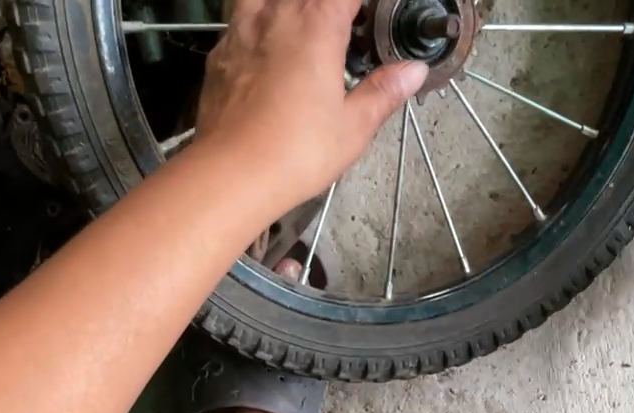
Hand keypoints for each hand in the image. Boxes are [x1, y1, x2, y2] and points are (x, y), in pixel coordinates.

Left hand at [192, 0, 427, 210]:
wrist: (232, 174)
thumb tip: (413, 71)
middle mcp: (277, 14)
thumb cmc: (294, 153)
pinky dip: (256, 23)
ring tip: (299, 25)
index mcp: (318, 24)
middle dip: (329, 7)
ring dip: (288, 6)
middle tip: (342, 28)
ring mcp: (242, 31)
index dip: (361, 5)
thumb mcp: (352, 129)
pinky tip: (264, 47)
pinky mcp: (220, 55)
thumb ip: (383, 93)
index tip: (370, 17)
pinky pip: (238, 20)